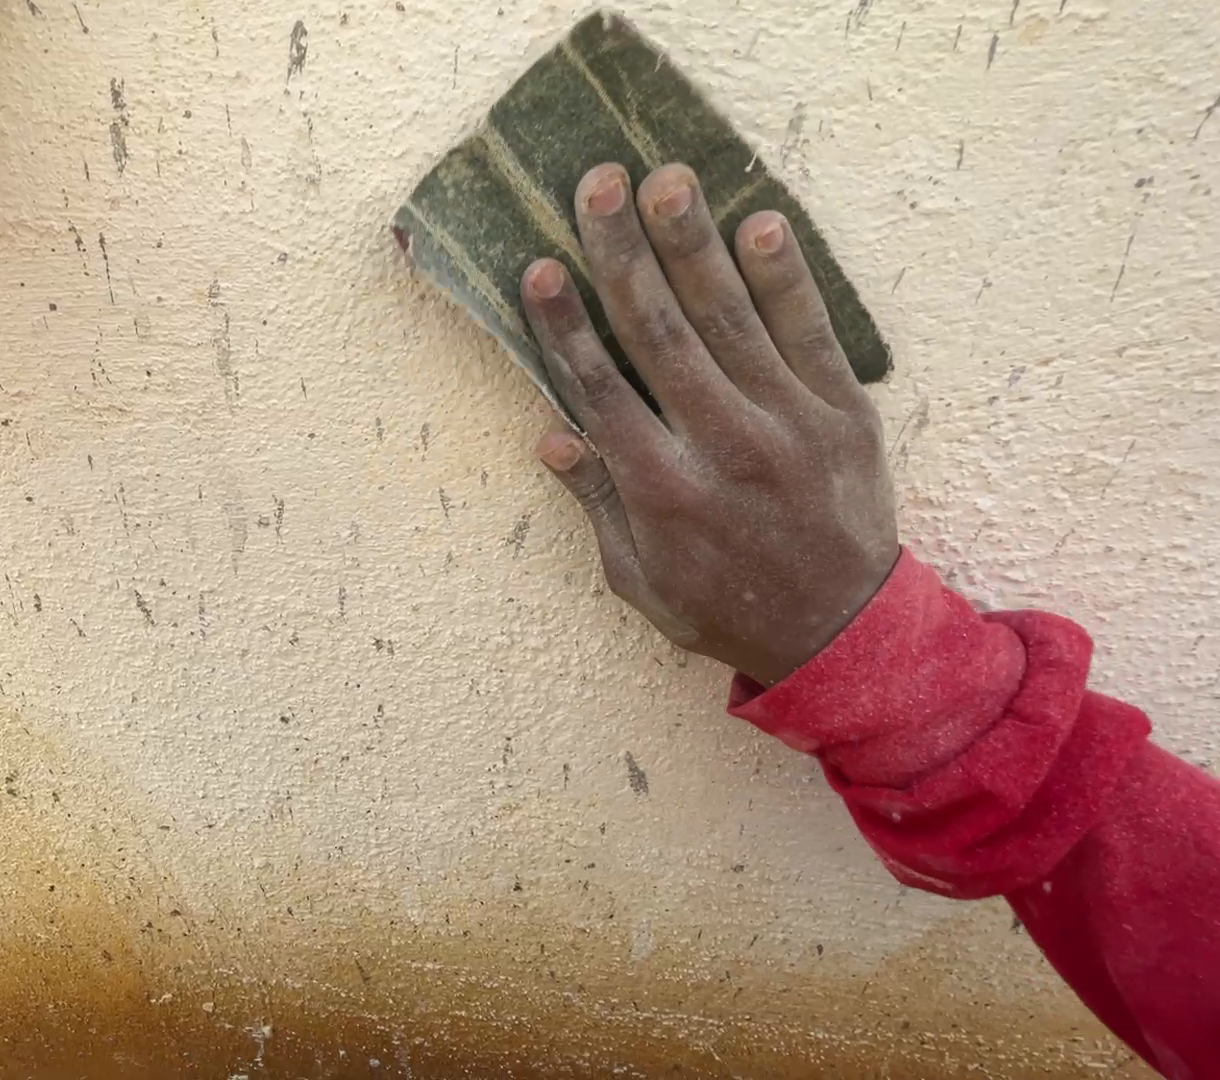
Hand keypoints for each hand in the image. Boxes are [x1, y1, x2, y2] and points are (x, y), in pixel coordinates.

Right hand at [523, 162, 897, 685]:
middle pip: (661, 337)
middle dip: (622, 257)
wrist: (842, 633)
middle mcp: (722, 447)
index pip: (600, 392)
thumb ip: (595, 502)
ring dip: (695, 245)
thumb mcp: (633, 576)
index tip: (539, 270)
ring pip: (732, 321)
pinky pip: (812, 334)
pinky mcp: (842, 415)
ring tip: (667, 180)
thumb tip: (551, 435)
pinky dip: (788, 277)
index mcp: (662, 492)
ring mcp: (789, 425)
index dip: (566, 328)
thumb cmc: (717, 606)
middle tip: (597, 188)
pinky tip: (762, 222)